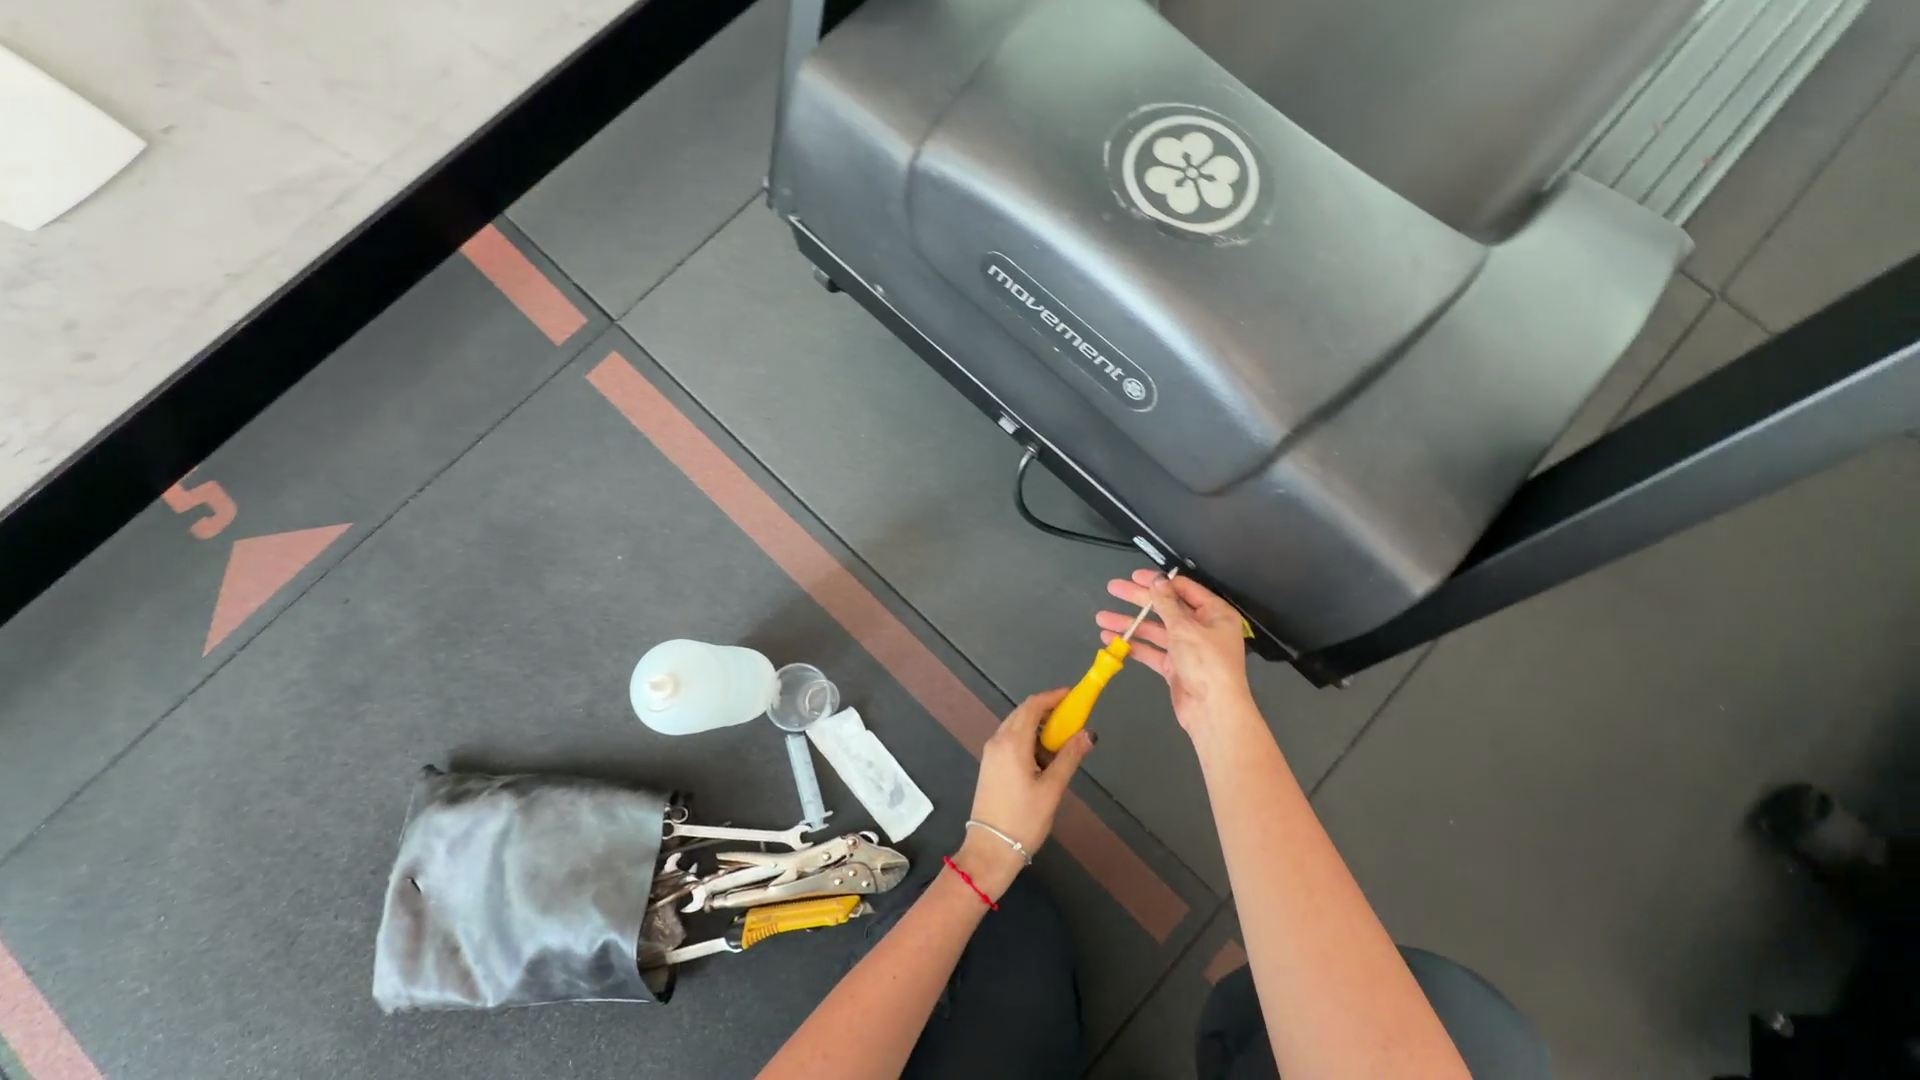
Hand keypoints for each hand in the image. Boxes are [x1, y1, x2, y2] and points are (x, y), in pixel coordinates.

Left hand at [958, 688, 1093, 897]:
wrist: (990, 849)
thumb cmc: (1024, 819)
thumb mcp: (1052, 789)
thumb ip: (1070, 757)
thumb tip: (1088, 733)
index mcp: (1012, 743)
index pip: (1032, 706)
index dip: (1053, 697)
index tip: (1073, 696)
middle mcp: (997, 741)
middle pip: (1022, 712)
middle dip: (1047, 710)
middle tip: (1072, 717)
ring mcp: (990, 753)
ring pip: (1014, 726)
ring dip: (1037, 725)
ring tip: (1061, 739)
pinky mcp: (989, 765)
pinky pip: (1009, 740)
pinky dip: (1027, 738)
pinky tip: (1042, 756)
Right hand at [1097, 570, 1254, 730]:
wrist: (1212, 711)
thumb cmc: (1206, 664)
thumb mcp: (1185, 628)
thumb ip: (1167, 603)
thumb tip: (1157, 580)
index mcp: (1214, 613)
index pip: (1183, 589)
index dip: (1158, 582)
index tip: (1134, 576)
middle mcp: (1201, 628)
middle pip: (1165, 608)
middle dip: (1137, 600)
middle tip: (1113, 589)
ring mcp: (1187, 648)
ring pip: (1155, 630)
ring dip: (1130, 623)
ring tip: (1102, 618)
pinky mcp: (1175, 666)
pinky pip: (1151, 650)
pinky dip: (1133, 645)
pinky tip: (1112, 640)